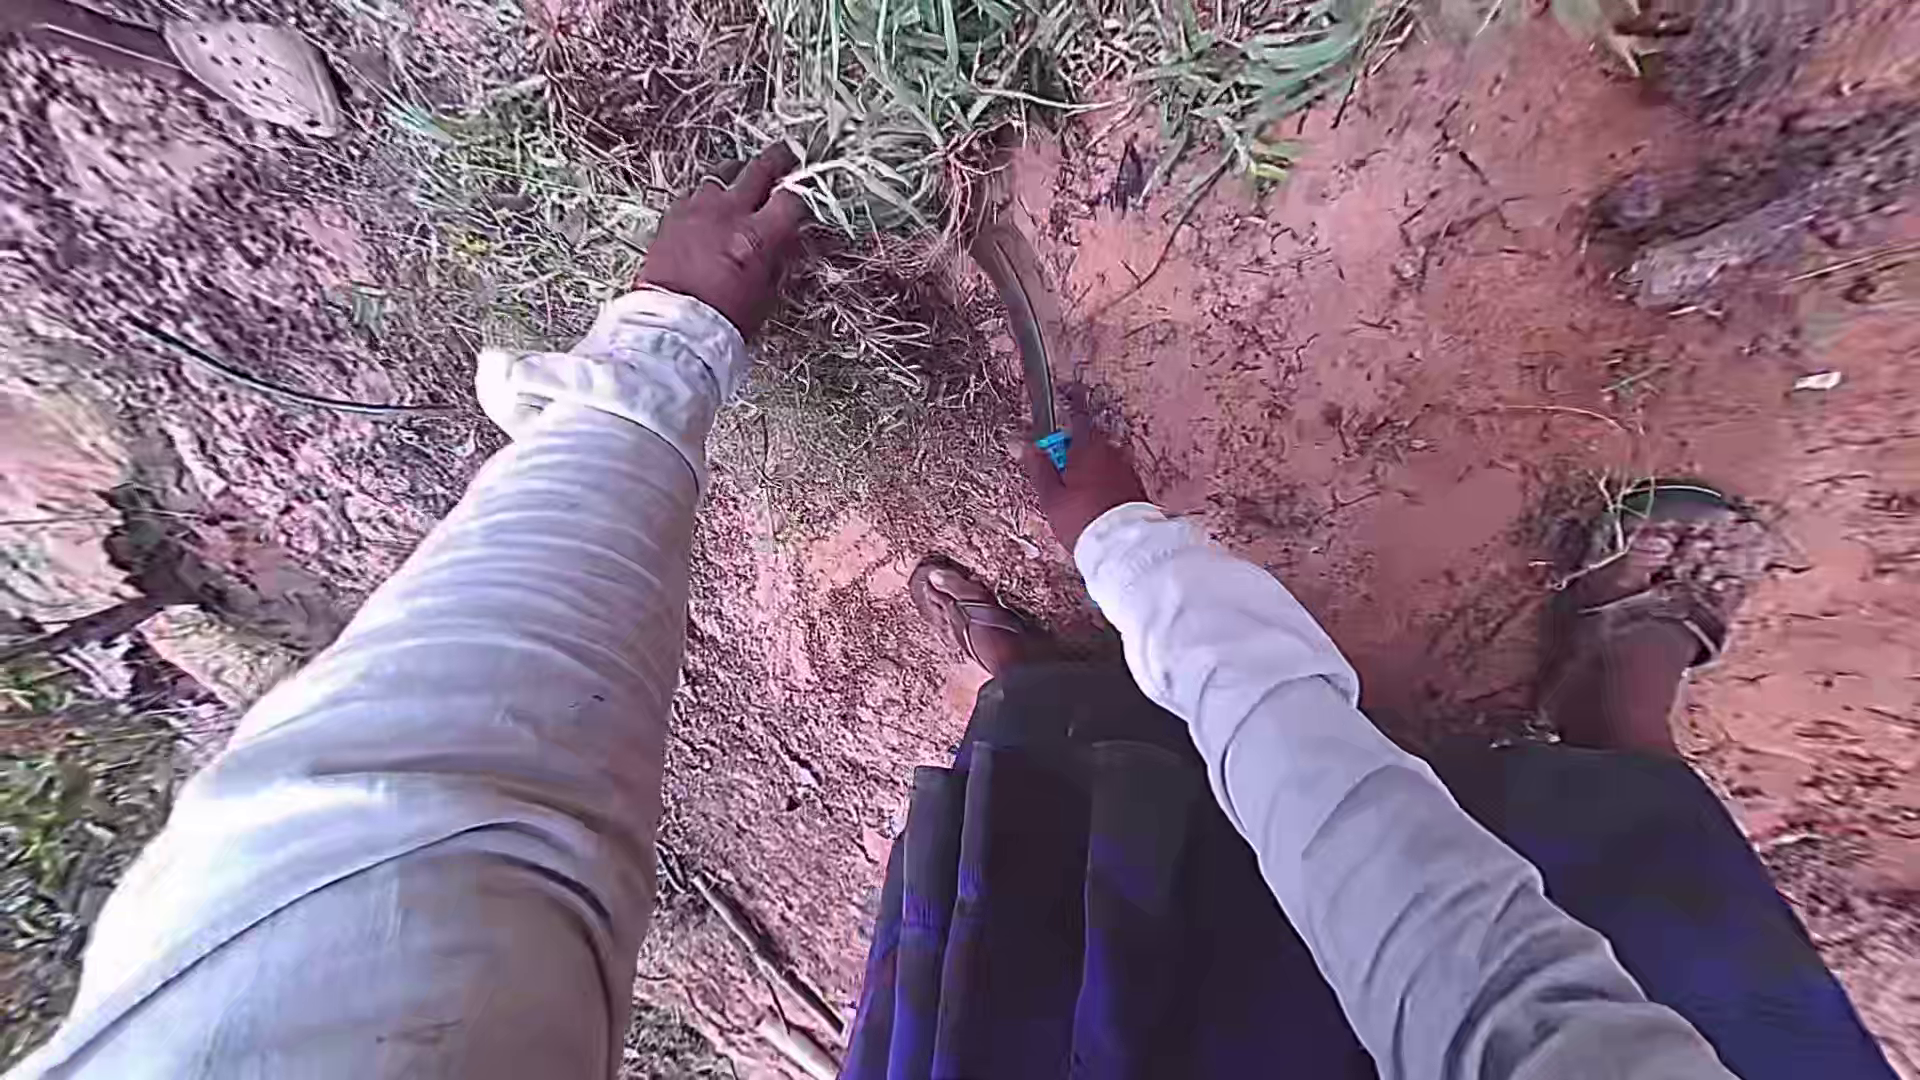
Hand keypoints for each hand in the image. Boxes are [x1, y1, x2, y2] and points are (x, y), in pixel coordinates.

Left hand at [638, 142, 807, 337]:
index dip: (805, 199)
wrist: (676, 325)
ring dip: (741, 172)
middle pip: (759, 170)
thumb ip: (779, 262)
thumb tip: (788, 244)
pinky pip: (698, 191)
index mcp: (756, 238)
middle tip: (789, 155)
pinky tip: (716, 204)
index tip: (810, 202)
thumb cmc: (724, 319)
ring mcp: (698, 209)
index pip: (792, 202)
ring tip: (748, 176)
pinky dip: (712, 194)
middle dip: (779, 161)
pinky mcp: (674, 214)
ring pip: (724, 172)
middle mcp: (728, 214)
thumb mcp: (766, 295)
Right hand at [1023, 405, 1148, 552]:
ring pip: (1101, 463)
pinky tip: (1092, 506)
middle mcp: (1111, 452)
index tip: (1047, 452)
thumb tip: (1027, 447)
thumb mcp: (1050, 495)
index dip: (1058, 437)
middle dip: (1072, 458)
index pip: (1073, 423)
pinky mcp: (1135, 487)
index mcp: (1088, 447)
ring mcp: (1126, 469)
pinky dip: (1102, 487)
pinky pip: (1113, 479)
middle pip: (1088, 444)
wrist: (1121, 545)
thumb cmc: (1083, 519)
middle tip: (1058, 481)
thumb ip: (1039, 467)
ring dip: (1088, 474)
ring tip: (1075, 499)